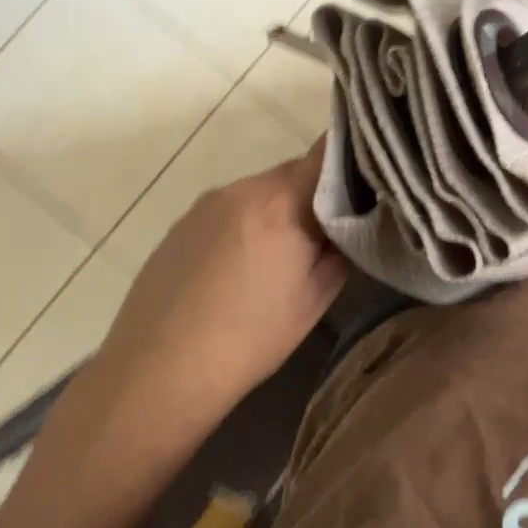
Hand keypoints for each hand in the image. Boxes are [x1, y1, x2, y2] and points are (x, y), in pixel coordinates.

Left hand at [95, 137, 347, 413]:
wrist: (156, 377)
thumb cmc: (251, 337)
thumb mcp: (318, 294)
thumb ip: (343, 244)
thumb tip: (352, 221)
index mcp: (281, 200)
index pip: (327, 150)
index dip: (354, 159)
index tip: (371, 181)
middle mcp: (242, 188)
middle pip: (296, 171)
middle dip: (318, 193)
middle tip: (332, 231)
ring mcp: (204, 205)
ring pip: (263, 192)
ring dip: (282, 210)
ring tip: (285, 256)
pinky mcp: (179, 227)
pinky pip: (231, 211)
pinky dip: (248, 226)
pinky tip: (243, 269)